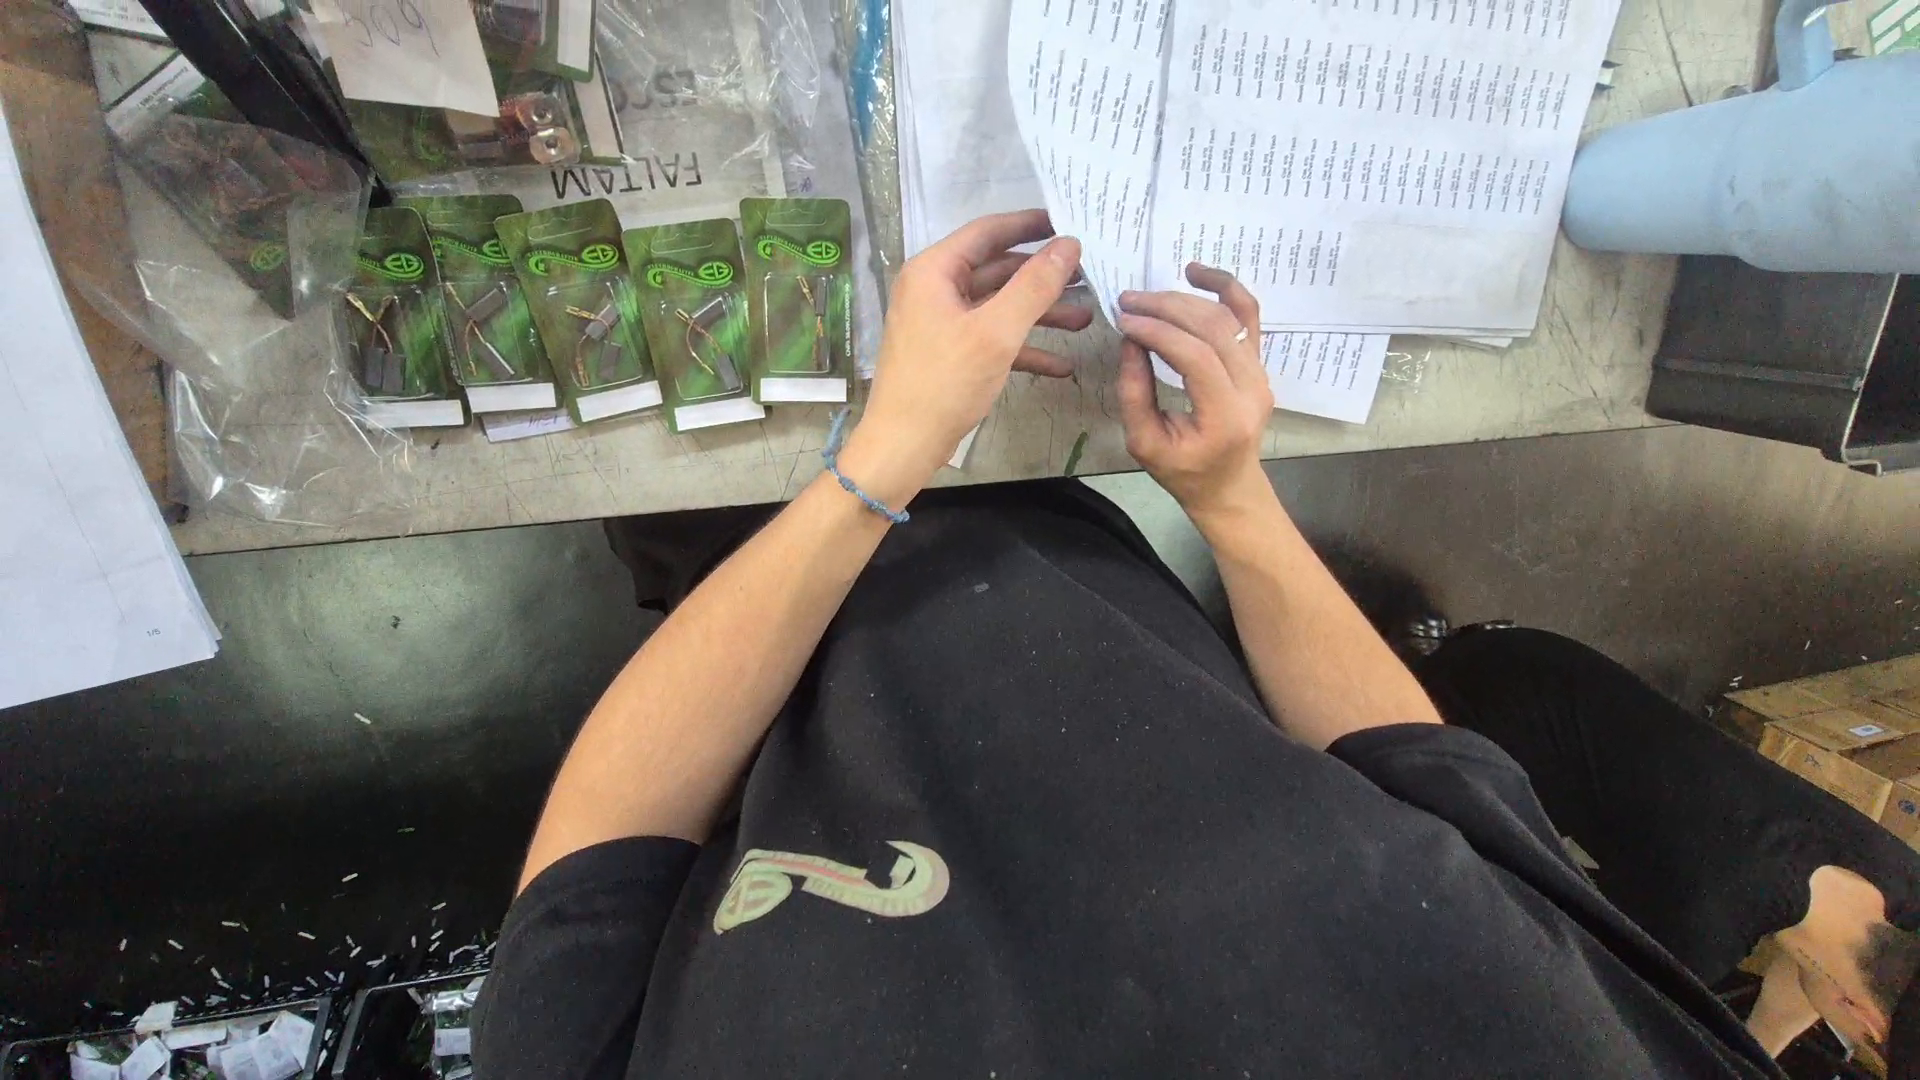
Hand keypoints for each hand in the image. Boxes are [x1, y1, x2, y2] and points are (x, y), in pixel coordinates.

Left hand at [841, 210, 1088, 502]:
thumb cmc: (945, 383)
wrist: (903, 445)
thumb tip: (1069, 245)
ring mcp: (941, 325)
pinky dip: (1024, 349)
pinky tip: (1061, 366)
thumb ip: (1034, 286)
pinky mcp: (950, 356)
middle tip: (1089, 275)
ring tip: (1086, 319)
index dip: (1031, 225)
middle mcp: (934, 290)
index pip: (988, 232)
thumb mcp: (996, 332)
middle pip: (997, 271)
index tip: (1071, 222)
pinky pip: (991, 341)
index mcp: (934, 271)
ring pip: (998, 308)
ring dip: (1040, 315)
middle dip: (1043, 277)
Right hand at [1115, 264, 1276, 527]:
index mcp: (1225, 417)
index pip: (1195, 357)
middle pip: (1214, 328)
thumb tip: (1132, 340)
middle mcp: (1252, 389)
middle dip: (1167, 308)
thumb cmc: (1183, 472)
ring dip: (1186, 298)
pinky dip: (1225, 287)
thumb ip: (1136, 393)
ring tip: (1148, 296)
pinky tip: (1196, 273)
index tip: (1124, 321)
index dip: (1158, 332)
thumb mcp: (1145, 443)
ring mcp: (1261, 372)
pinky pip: (1248, 315)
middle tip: (1128, 301)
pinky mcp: (1259, 363)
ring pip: (1229, 316)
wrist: (1228, 485)